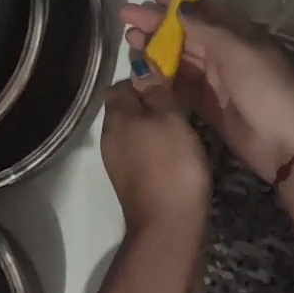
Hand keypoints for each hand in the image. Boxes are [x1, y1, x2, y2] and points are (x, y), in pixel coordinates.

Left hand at [99, 78, 210, 238]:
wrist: (167, 227)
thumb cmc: (170, 166)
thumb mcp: (169, 120)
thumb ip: (156, 92)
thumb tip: (141, 65)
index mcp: (115, 117)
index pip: (120, 85)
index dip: (143, 78)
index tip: (169, 80)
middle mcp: (109, 136)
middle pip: (126, 107)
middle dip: (150, 102)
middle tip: (181, 102)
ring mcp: (118, 161)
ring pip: (134, 130)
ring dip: (154, 125)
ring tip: (184, 126)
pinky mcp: (132, 180)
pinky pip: (141, 151)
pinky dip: (156, 146)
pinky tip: (177, 152)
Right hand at [121, 0, 293, 182]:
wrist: (287, 146)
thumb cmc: (267, 89)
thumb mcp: (239, 52)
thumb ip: (206, 28)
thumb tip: (179, 6)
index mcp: (239, 35)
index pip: (204, 10)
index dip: (178, 1)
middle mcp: (225, 53)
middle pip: (186, 32)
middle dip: (157, 22)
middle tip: (126, 15)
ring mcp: (214, 79)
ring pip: (178, 56)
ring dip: (154, 47)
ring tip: (129, 39)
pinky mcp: (205, 103)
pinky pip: (178, 83)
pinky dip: (159, 74)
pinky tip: (140, 67)